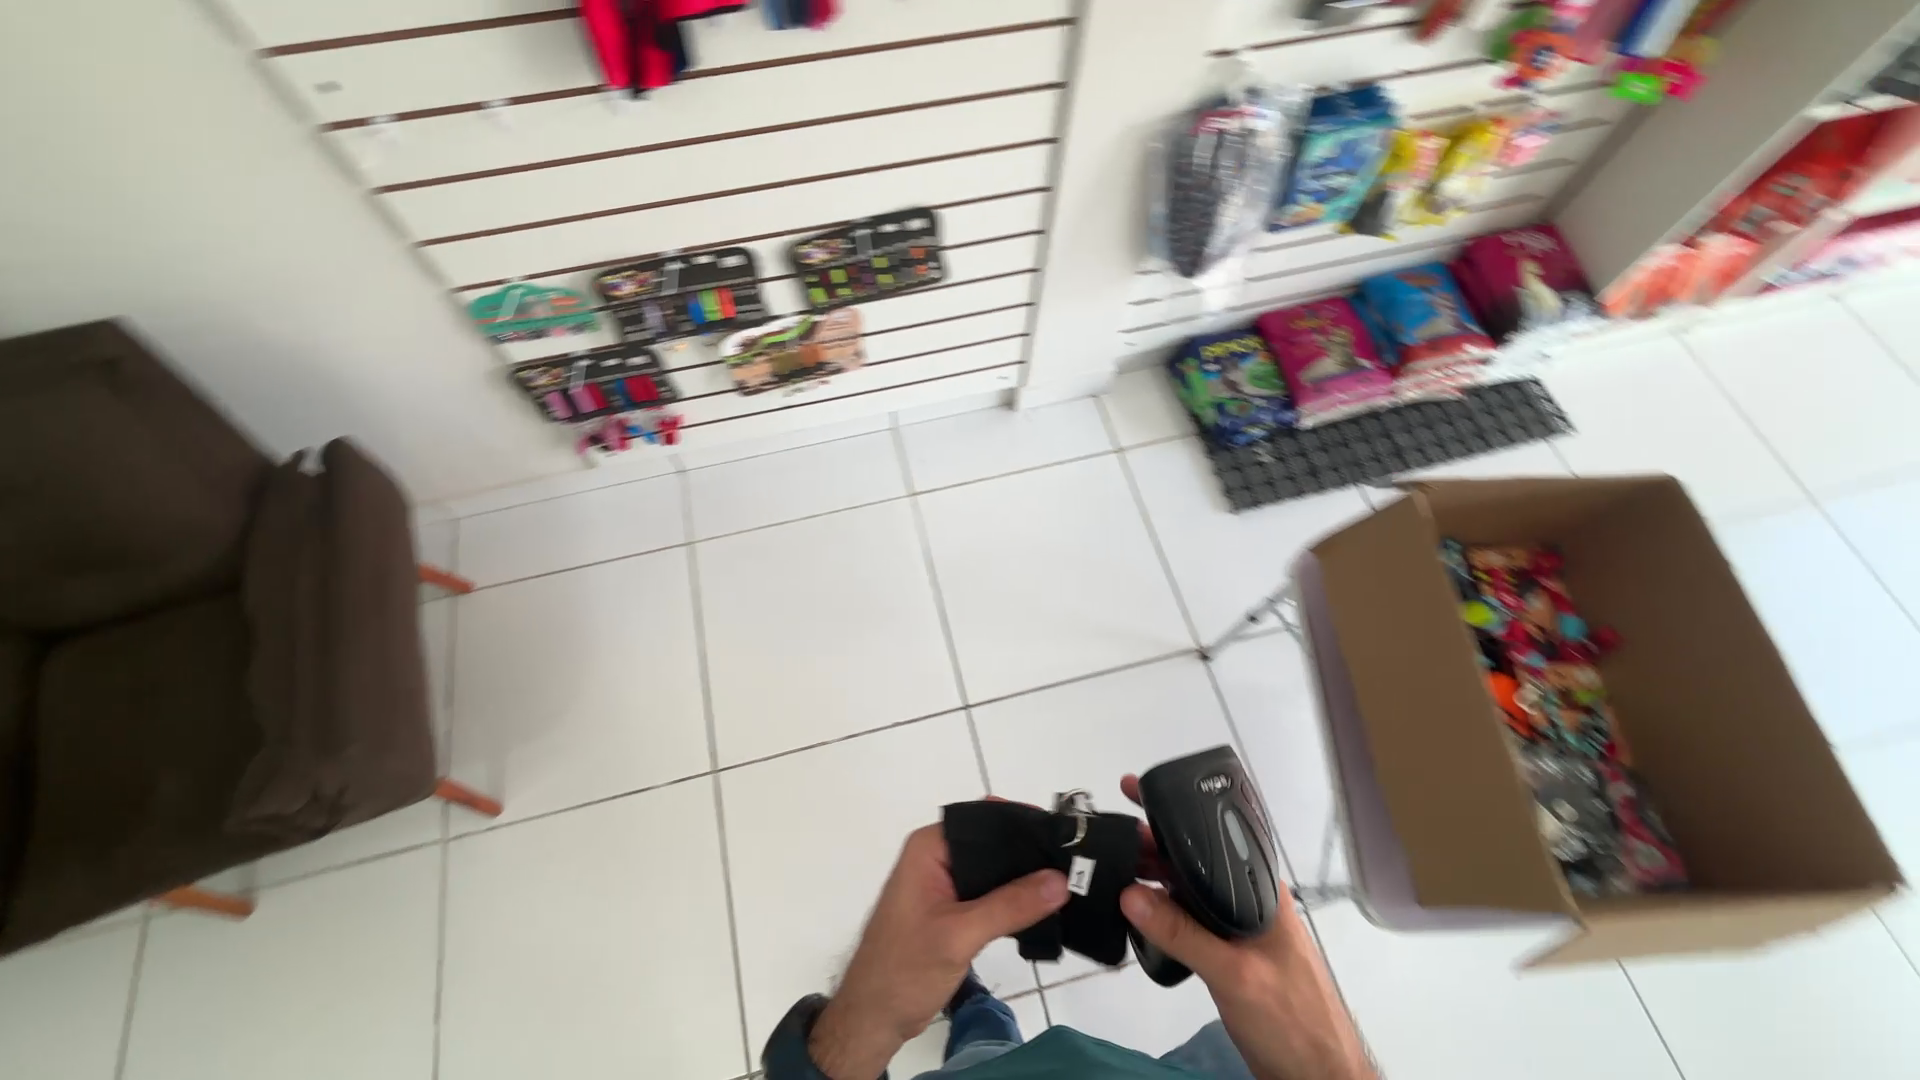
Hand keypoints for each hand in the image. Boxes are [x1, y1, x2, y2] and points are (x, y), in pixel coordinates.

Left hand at [809, 824, 1068, 1079]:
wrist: (873, 1018)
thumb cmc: (905, 968)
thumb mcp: (960, 934)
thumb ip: (1010, 905)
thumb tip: (1059, 880)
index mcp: (930, 847)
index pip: (983, 820)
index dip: (1021, 824)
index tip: (1061, 837)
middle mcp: (936, 855)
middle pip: (991, 843)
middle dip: (1027, 853)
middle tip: (1071, 864)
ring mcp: (943, 882)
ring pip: (993, 869)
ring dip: (1023, 879)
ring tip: (1065, 885)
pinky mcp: (951, 908)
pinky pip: (989, 892)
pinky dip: (1012, 900)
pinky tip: (1041, 908)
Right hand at [1118, 775, 1374, 1079]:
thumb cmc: (1291, 1021)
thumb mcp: (1234, 975)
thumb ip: (1183, 933)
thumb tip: (1130, 893)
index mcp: (1259, 890)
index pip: (1212, 835)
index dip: (1174, 810)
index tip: (1137, 790)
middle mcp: (1247, 900)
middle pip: (1194, 860)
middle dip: (1153, 842)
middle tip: (1110, 836)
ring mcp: (1237, 928)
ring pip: (1187, 889)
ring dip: (1152, 876)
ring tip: (1113, 866)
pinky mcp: (1227, 954)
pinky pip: (1187, 918)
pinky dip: (1159, 909)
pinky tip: (1136, 909)